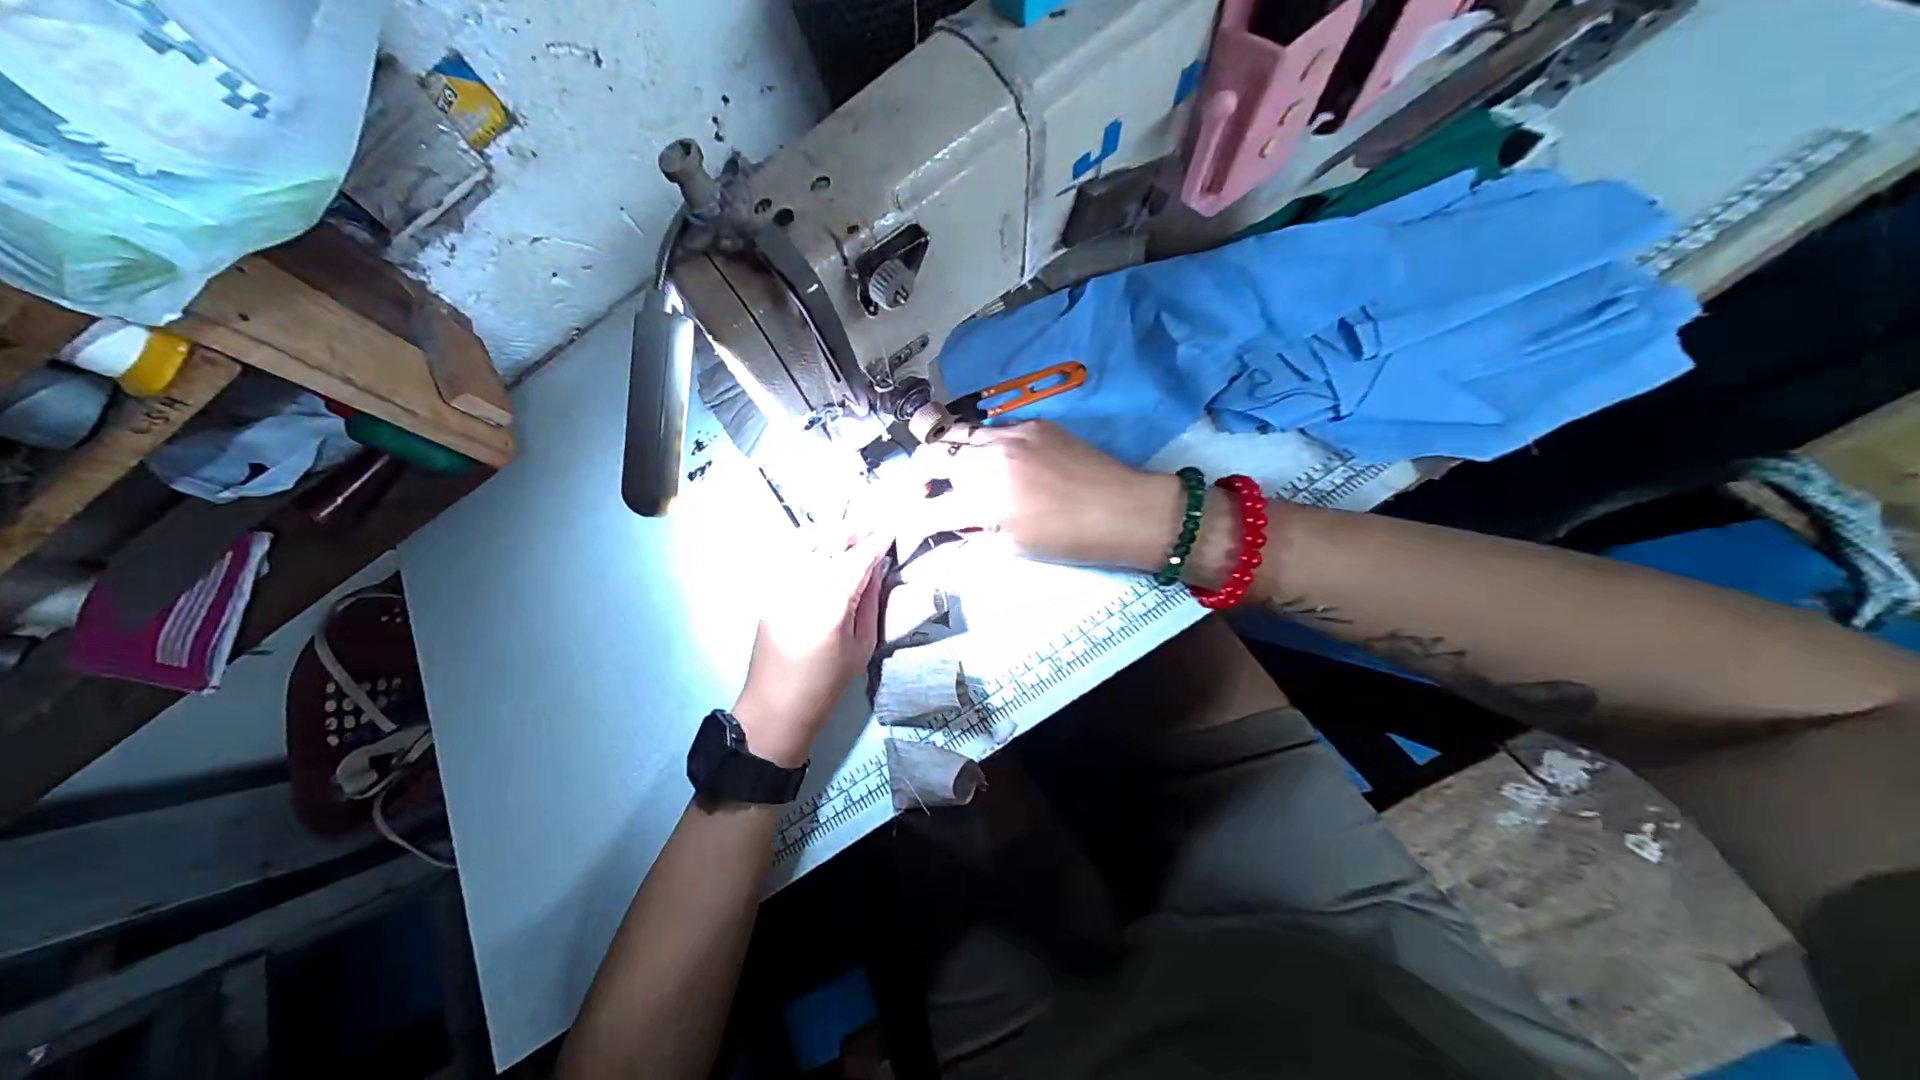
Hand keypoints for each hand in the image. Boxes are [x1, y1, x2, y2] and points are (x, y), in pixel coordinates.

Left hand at [733, 533, 886, 767]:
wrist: (776, 705)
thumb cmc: (826, 684)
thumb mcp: (862, 646)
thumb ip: (870, 601)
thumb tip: (876, 567)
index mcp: (830, 604)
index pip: (856, 558)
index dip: (875, 542)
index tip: (888, 533)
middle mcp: (801, 586)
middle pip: (828, 539)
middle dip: (852, 533)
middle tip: (869, 538)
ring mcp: (779, 585)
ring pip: (805, 540)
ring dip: (829, 534)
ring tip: (846, 541)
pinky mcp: (766, 589)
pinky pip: (787, 553)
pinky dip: (807, 544)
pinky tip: (821, 552)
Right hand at [907, 421, 1194, 573]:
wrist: (1123, 508)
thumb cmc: (1068, 540)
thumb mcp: (1012, 550)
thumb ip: (967, 541)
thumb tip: (936, 545)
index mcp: (981, 500)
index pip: (925, 508)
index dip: (911, 519)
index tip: (911, 523)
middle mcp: (987, 460)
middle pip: (929, 455)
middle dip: (921, 475)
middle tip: (931, 491)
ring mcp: (1009, 434)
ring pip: (956, 433)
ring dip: (948, 453)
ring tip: (959, 472)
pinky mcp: (1031, 422)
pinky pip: (991, 427)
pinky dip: (982, 444)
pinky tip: (997, 461)